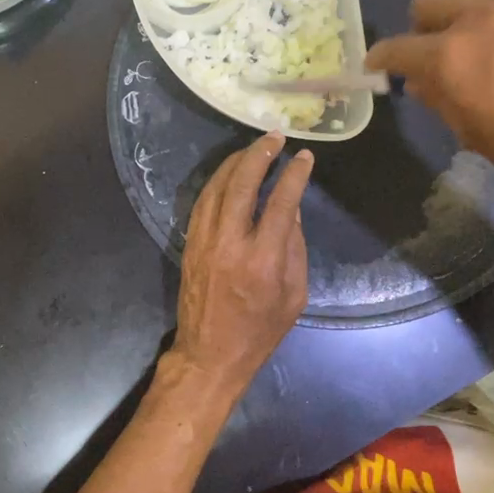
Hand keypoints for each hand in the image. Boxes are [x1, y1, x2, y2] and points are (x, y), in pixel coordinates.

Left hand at [171, 133, 313, 393]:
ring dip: (234, 163)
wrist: (210, 353)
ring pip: (216, 188)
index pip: (281, 203)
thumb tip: (291, 208)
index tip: (303, 158)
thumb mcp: (294, 295)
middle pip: (242, 185)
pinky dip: (216, 183)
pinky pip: (202, 203)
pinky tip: (229, 174)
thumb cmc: (260, 331)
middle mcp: (231, 244)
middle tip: (274, 138)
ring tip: (253, 149)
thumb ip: (295, 248)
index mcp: (264, 260)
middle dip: (259, 156)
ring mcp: (205, 242)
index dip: (294, 176)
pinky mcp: (190, 244)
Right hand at [365, 0, 493, 208]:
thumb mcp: (476, 137)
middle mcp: (483, 18)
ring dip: (476, 8)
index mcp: (450, 58)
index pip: (396, 48)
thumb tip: (424, 83)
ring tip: (491, 31)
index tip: (380, 66)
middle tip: (436, 44)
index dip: (382, 59)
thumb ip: (444, 101)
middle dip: (424, 22)